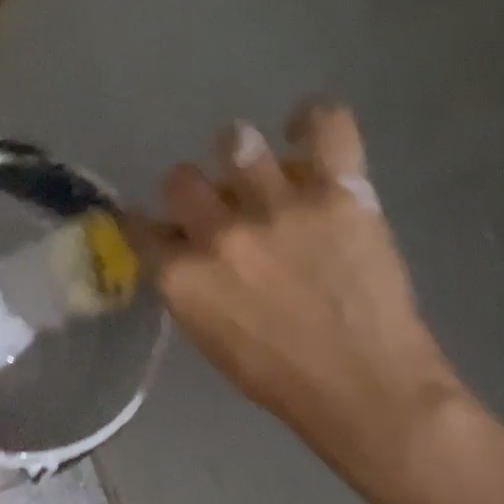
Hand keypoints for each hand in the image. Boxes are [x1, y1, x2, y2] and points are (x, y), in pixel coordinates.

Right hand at [136, 102, 461, 458]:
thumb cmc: (276, 375)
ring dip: (238, 155)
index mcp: (181, 276)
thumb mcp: (207, 334)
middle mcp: (220, 233)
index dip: (146, 223)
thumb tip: (180, 246)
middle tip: (214, 204)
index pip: (141, 227)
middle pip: (181, 179)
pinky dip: (312, 120)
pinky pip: (324, 127)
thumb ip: (186, 284)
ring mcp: (279, 207)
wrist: (362, 383)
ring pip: (237, 142)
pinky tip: (305, 130)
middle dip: (190, 190)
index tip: (159, 225)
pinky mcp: (338, 192)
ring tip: (256, 169)